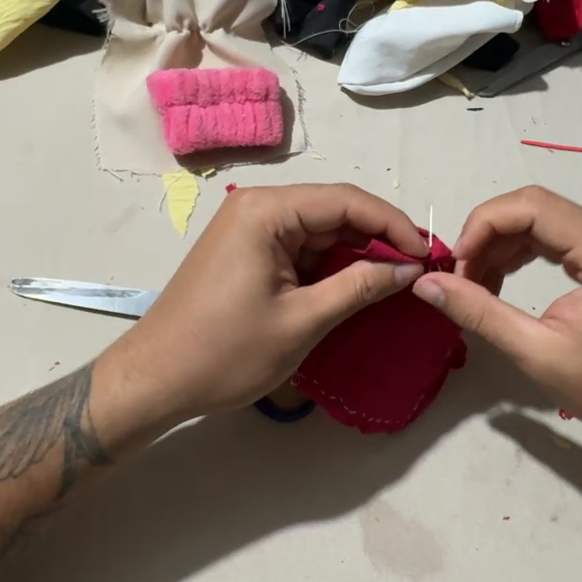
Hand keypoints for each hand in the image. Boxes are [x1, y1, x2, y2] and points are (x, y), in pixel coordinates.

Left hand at [96, 183, 427, 435]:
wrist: (155, 380)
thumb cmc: (225, 352)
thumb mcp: (302, 321)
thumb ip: (359, 287)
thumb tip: (409, 270)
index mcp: (266, 211)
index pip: (345, 200)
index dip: (391, 224)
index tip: (426, 254)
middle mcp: (256, 206)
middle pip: (333, 210)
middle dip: (377, 238)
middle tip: (418, 269)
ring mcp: (249, 227)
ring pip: (319, 229)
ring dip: (355, 253)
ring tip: (396, 279)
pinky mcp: (246, 249)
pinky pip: (299, 246)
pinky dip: (329, 264)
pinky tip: (357, 284)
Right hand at [410, 187, 581, 434]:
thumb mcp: (538, 353)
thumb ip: (480, 312)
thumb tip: (424, 284)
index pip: (532, 206)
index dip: (483, 225)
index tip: (454, 264)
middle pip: (534, 207)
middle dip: (487, 237)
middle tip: (458, 279)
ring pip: (541, 217)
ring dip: (500, 244)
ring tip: (473, 284)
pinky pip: (556, 230)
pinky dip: (522, 249)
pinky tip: (499, 278)